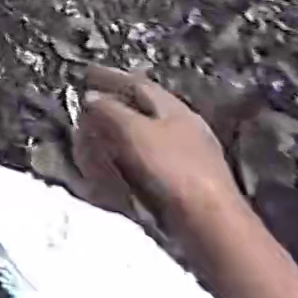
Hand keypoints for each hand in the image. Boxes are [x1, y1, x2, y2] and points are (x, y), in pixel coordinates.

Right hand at [72, 65, 245, 228]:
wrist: (211, 224)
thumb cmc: (172, 169)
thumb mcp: (133, 131)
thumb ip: (109, 109)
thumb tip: (91, 96)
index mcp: (175, 110)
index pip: (138, 84)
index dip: (110, 76)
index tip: (86, 73)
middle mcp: (183, 128)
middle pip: (143, 107)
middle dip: (113, 103)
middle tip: (87, 103)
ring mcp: (186, 155)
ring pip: (145, 132)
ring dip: (118, 130)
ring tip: (95, 132)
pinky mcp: (183, 180)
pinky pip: (147, 156)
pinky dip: (126, 154)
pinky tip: (114, 162)